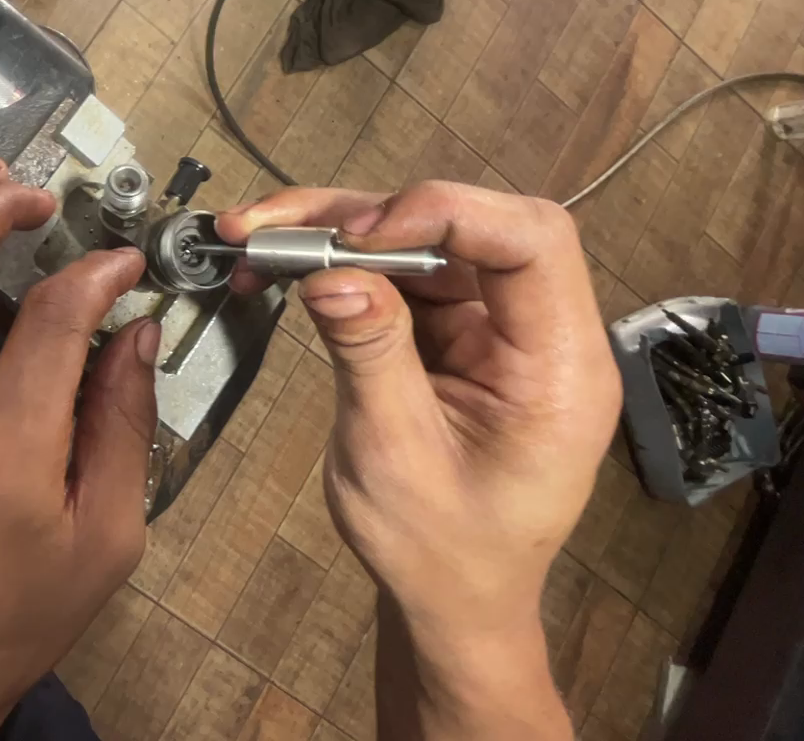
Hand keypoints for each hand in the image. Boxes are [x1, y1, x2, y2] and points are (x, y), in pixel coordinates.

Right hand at [219, 182, 620, 737]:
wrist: (444, 590)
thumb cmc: (436, 543)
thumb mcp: (393, 452)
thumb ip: (369, 354)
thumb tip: (327, 274)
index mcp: (554, 362)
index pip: (529, 241)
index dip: (443, 215)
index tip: (351, 239)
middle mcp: (524, 326)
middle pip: (457, 226)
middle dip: (357, 214)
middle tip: (267, 227)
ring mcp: (479, 324)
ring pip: (408, 240)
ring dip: (325, 231)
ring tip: (249, 237)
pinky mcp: (438, 329)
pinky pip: (382, 273)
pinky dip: (323, 263)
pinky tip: (269, 270)